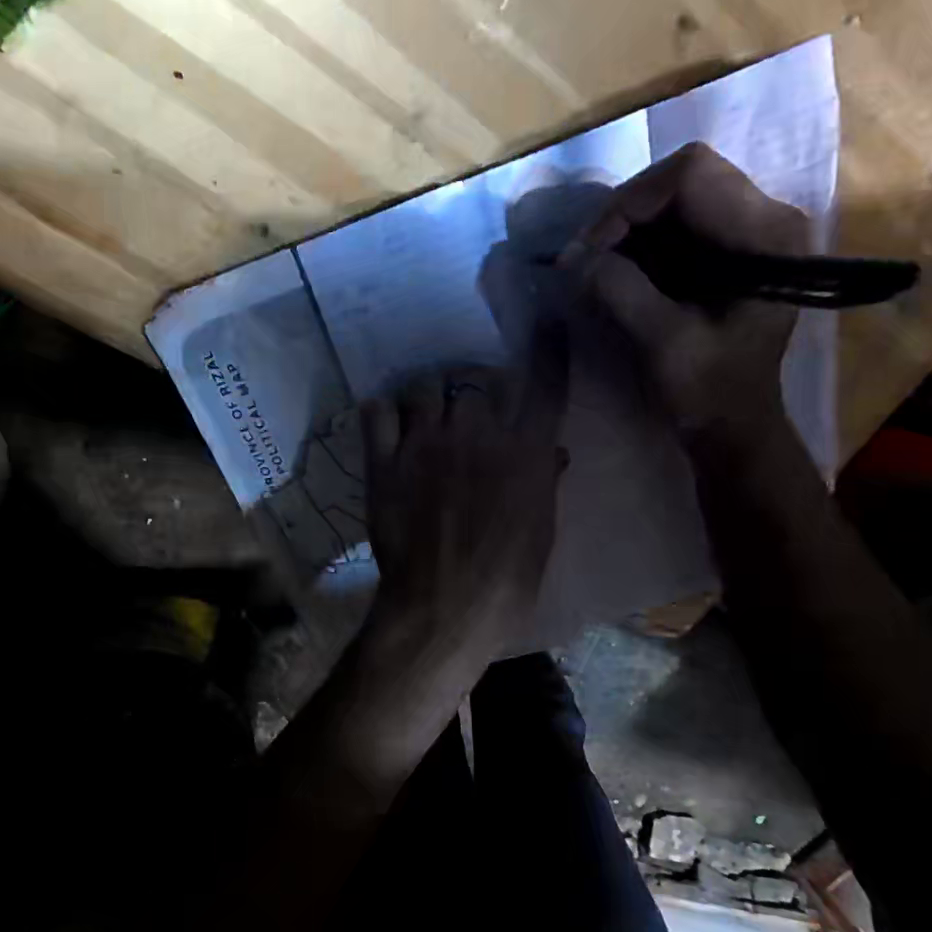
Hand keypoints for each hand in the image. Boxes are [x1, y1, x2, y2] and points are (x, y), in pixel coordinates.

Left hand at [361, 356, 565, 654]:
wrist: (446, 608)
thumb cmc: (508, 579)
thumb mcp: (541, 533)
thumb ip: (545, 484)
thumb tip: (553, 454)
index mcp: (525, 453)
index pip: (544, 386)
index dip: (549, 349)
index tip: (550, 323)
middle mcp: (479, 436)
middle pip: (476, 382)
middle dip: (477, 392)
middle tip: (471, 414)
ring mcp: (428, 446)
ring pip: (427, 387)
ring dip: (432, 398)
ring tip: (430, 417)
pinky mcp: (386, 463)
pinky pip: (379, 411)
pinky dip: (386, 413)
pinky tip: (392, 425)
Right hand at [561, 143, 808, 434]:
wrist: (735, 426)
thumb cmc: (711, 394)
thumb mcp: (664, 345)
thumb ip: (621, 291)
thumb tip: (574, 255)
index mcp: (768, 237)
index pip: (692, 176)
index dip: (631, 203)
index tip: (592, 248)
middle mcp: (769, 218)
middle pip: (684, 179)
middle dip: (626, 215)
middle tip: (588, 256)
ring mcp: (752, 230)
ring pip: (677, 197)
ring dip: (630, 228)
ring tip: (598, 266)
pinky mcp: (733, 246)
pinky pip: (680, 220)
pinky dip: (643, 241)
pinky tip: (620, 270)